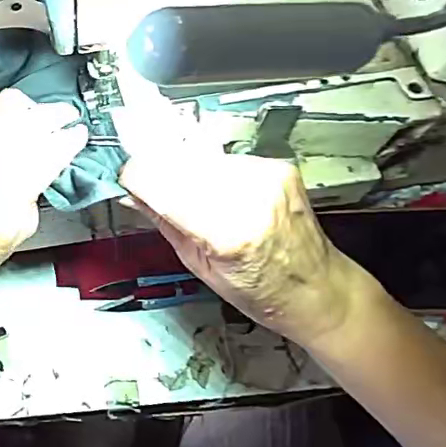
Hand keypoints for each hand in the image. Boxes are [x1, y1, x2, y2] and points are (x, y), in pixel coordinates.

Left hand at [0, 89, 87, 304]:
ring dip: (28, 109)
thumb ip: (36, 191)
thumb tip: (43, 170)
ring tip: (35, 120)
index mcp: (13, 180)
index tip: (78, 136)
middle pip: (37, 115)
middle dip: (58, 117)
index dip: (73, 138)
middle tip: (65, 122)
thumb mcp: (20, 229)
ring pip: (9, 101)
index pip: (56, 142)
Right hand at [119, 148, 387, 350]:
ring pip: (199, 156)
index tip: (127, 180)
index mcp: (227, 234)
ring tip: (191, 197)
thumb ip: (164, 221)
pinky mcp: (276, 167)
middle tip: (149, 185)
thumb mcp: (198, 265)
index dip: (135, 177)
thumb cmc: (265, 290)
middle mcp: (250, 198)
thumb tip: (132, 194)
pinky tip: (219, 193)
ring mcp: (266, 178)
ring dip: (184, 171)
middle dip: (157, 171)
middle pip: (177, 161)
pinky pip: (225, 159)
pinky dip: (212, 172)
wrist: (318, 288)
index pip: (159, 181)